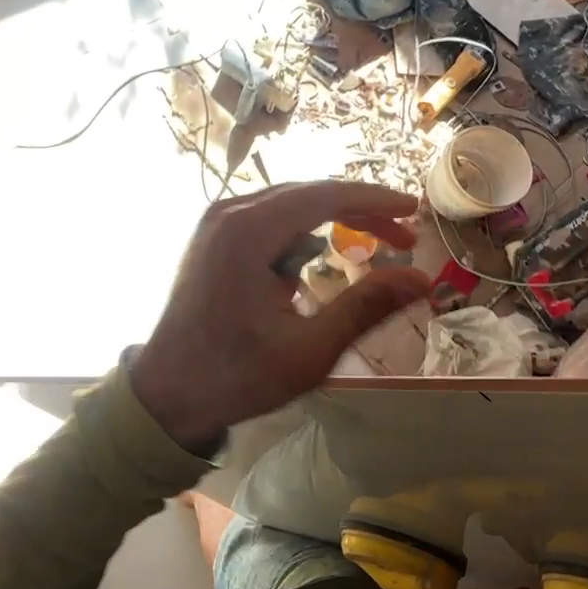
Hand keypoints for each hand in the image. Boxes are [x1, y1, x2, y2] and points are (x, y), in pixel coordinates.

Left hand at [129, 181, 424, 451]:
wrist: (164, 394)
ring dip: (333, 220)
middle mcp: (230, 213)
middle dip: (360, 211)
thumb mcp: (309, 350)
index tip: (414, 210)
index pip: (325, 195)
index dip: (374, 199)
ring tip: (375, 246)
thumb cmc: (235, 376)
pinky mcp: (214, 236)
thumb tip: (423, 280)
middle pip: (309, 193)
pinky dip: (302, 232)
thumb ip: (365, 307)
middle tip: (405, 238)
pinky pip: (269, 219)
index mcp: (248, 232)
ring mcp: (217, 222)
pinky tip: (321, 259)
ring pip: (290, 204)